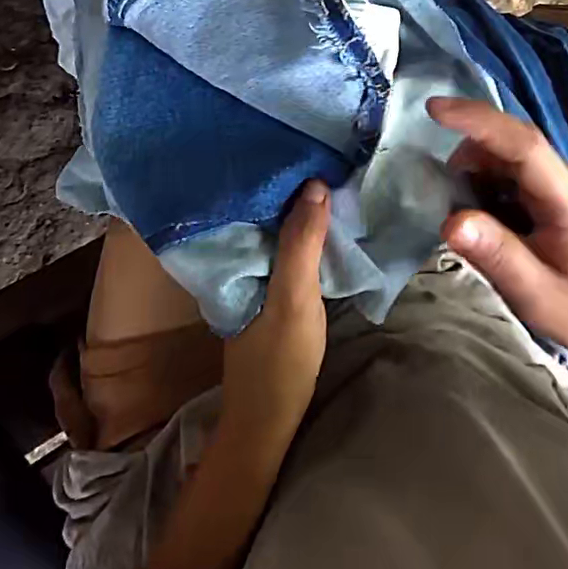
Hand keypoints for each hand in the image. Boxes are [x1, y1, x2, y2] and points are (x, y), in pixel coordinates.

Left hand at [220, 179, 329, 445]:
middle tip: (328, 154)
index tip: (307, 145)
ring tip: (331, 178)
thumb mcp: (294, 299)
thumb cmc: (278, 361)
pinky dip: (305, 237)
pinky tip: (325, 226)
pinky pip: (288, 252)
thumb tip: (314, 185)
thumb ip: (301, 246)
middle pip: (267, 213)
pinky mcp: (273, 293)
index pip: (254, 201)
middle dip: (292, 187)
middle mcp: (241, 262)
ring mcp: (258, 278)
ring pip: (279, 233)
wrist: (268, 423)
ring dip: (300, 212)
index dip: (278, 174)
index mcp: (236, 257)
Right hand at [429, 97, 567, 375]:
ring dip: (471, 173)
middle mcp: (565, 176)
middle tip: (438, 186)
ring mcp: (555, 178)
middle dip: (467, 152)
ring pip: (501, 152)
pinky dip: (479, 182)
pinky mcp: (543, 185)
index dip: (479, 122)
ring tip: (465, 216)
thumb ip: (494, 255)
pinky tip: (480, 217)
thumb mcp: (531, 292)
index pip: (524, 145)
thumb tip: (451, 221)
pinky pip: (502, 167)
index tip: (434, 110)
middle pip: (509, 141)